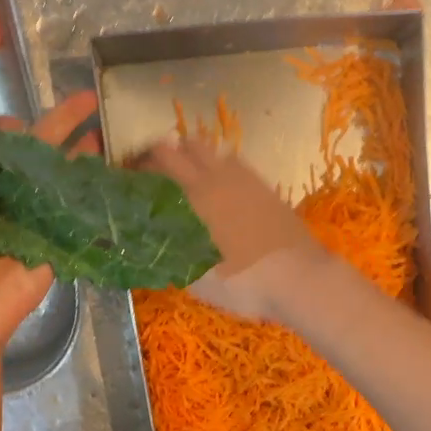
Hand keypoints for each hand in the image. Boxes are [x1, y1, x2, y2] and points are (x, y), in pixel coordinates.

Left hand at [0, 91, 101, 352]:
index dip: (10, 125)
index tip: (18, 128)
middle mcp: (5, 193)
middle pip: (36, 151)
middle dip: (61, 124)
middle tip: (88, 100)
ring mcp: (33, 217)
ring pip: (59, 176)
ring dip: (82, 151)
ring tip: (105, 127)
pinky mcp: (54, 242)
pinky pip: (74, 212)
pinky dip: (92, 192)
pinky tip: (108, 172)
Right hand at [144, 139, 325, 320]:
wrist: (301, 279)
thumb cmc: (245, 283)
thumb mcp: (200, 281)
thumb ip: (174, 261)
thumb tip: (156, 252)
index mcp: (197, 195)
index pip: (162, 162)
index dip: (142, 163)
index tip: (130, 172)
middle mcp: (220, 178)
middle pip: (189, 148)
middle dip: (168, 153)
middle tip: (156, 169)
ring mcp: (249, 181)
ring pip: (216, 152)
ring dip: (198, 157)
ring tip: (190, 174)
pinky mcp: (269, 191)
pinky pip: (239, 167)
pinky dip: (224, 169)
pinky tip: (224, 186)